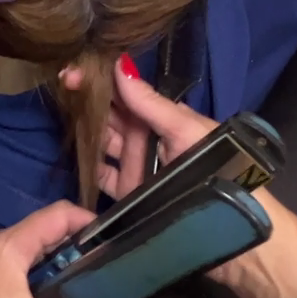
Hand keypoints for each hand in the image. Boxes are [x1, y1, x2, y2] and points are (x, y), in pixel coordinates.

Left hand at [0, 201, 171, 297]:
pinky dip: (36, 267)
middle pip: (45, 227)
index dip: (92, 224)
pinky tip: (53, 296)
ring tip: (88, 284)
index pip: (59, 214)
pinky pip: (13, 256)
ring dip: (57, 258)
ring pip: (29, 243)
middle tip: (110, 271)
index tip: (119, 246)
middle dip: (78, 244)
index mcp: (7, 249)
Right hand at [69, 58, 296, 286]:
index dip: (102, 79)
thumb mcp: (187, 132)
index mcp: (164, 119)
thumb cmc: (220, 171)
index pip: (127, 93)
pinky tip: (70, 151)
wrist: (236, 233)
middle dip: (86, 99)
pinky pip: (101, 177)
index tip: (74, 70)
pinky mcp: (128, 197)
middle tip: (60, 83)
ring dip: (83, 128)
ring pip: (102, 142)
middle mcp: (147, 139)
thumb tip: (119, 65)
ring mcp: (136, 168)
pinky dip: (86, 167)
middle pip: (110, 115)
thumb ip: (151, 104)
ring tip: (59, 111)